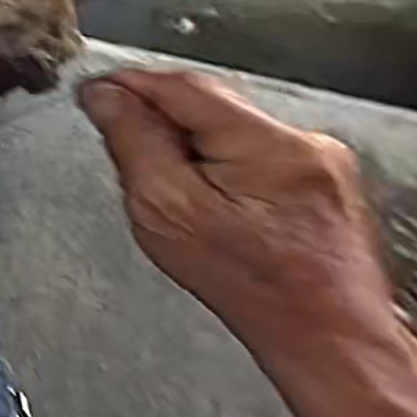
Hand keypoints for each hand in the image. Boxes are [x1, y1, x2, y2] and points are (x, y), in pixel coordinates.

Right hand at [77, 69, 398, 364]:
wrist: (324, 333)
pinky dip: (208, 154)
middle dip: (153, 112)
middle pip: (204, 101)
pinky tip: (195, 188)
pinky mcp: (319, 177)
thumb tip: (106, 95)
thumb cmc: (246, 279)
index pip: (180, 86)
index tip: (92, 91)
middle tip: (115, 134)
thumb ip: (132, 140)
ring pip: (223, 123)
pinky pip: (245, 145)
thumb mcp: (163, 205)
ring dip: (180, 135)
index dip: (128, 82)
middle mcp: (304, 142)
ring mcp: (318, 160)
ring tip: (158, 175)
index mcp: (268, 144)